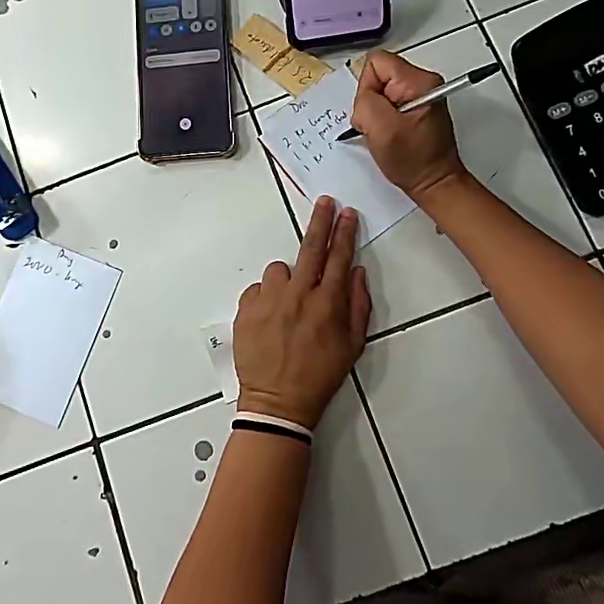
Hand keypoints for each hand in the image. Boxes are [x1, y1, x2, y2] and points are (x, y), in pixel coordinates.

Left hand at [232, 197, 370, 429]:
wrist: (278, 399)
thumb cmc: (320, 376)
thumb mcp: (352, 345)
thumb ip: (357, 304)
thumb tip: (356, 272)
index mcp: (327, 303)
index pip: (339, 257)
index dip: (345, 232)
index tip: (347, 213)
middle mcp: (298, 295)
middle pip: (311, 248)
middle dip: (321, 221)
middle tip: (326, 204)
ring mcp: (269, 299)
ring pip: (279, 270)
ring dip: (287, 279)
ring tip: (289, 304)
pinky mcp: (246, 308)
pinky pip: (258, 290)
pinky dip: (265, 297)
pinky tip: (270, 316)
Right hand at [350, 49, 471, 205]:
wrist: (433, 180)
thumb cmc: (414, 160)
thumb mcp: (380, 127)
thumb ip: (366, 99)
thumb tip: (364, 89)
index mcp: (418, 82)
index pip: (376, 63)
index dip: (366, 88)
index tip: (376, 111)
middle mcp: (422, 83)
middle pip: (377, 76)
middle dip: (370, 102)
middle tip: (381, 125)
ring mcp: (419, 95)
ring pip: (379, 91)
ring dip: (375, 113)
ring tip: (387, 131)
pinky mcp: (415, 106)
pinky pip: (385, 103)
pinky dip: (381, 119)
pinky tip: (390, 133)